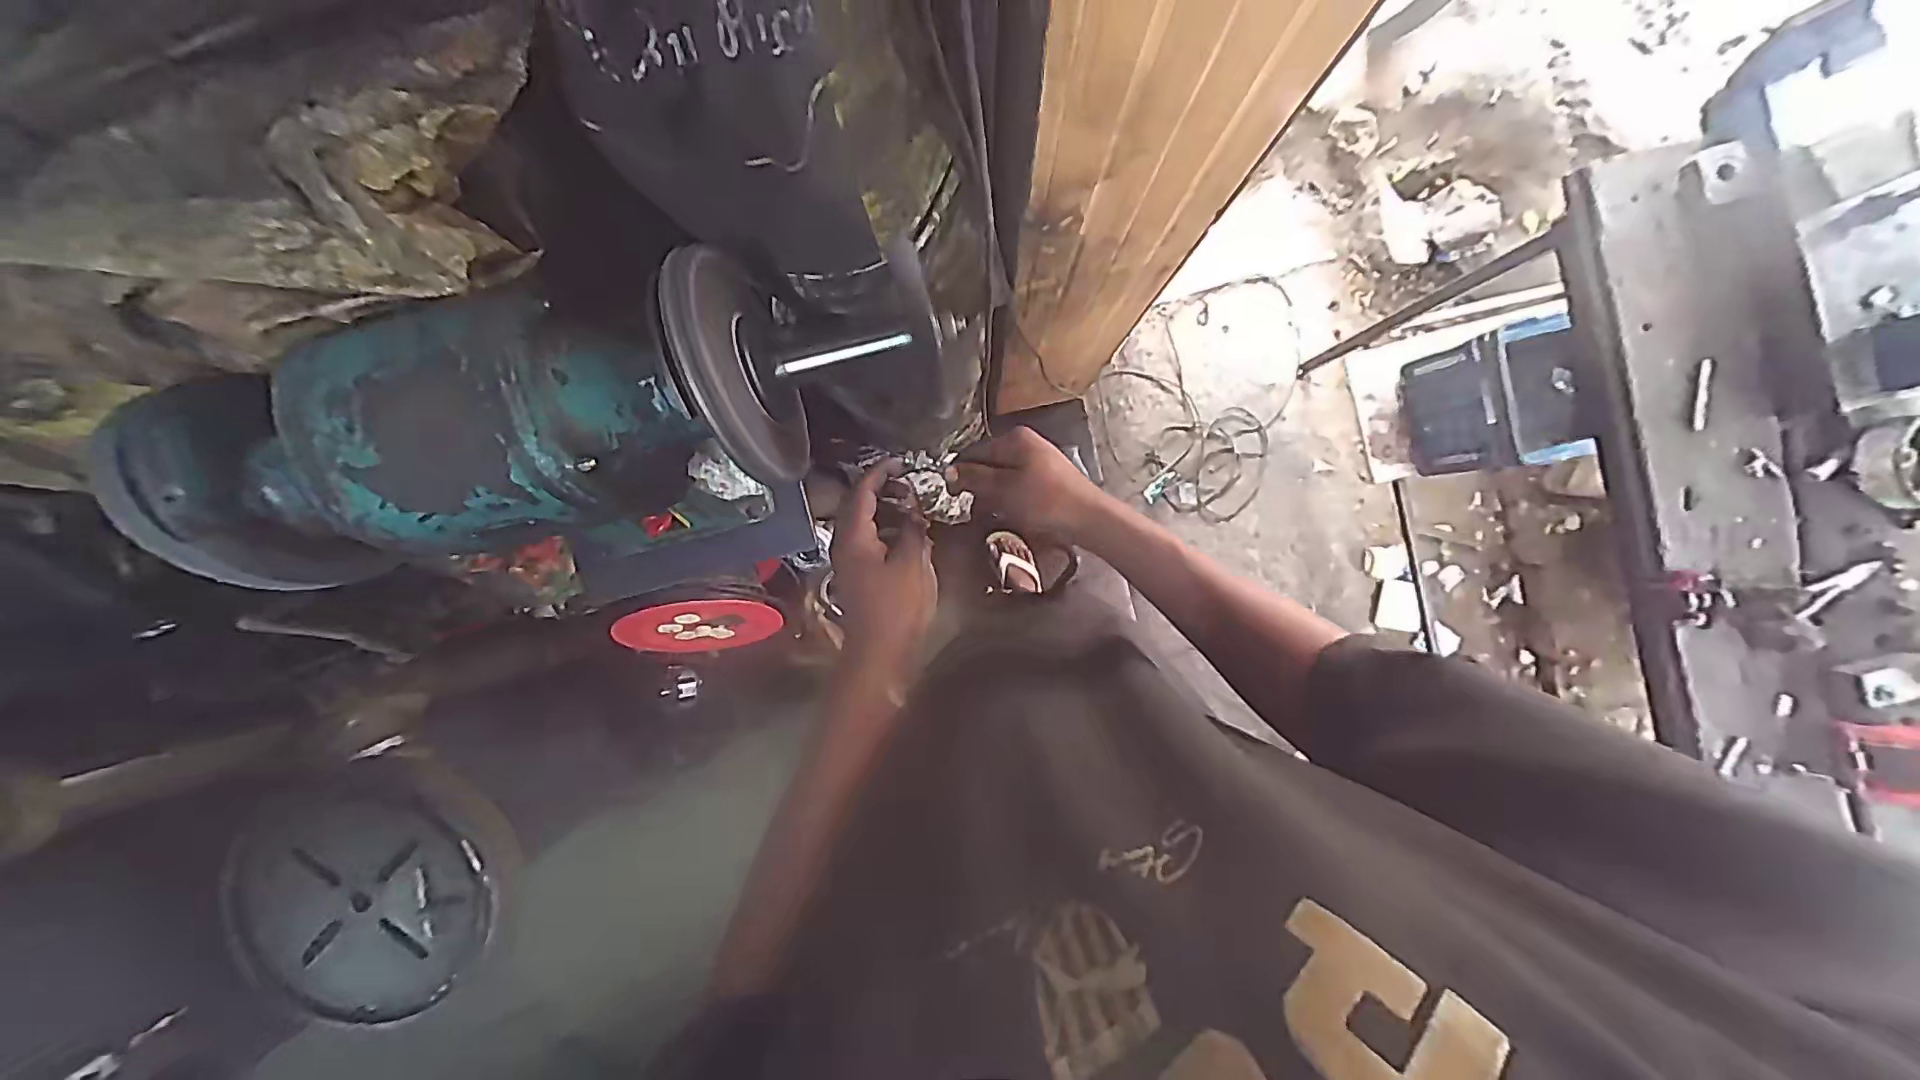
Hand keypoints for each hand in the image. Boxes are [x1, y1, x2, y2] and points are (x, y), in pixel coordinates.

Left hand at [830, 462, 937, 673]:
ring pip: (865, 526)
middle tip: (910, 484)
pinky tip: (909, 536)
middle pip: (858, 507)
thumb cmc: (896, 608)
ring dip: (886, 511)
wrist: (881, 654)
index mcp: (854, 538)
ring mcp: (850, 563)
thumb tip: (913, 512)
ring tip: (913, 507)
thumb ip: (913, 530)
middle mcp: (845, 546)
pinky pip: (870, 542)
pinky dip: (887, 531)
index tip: (899, 461)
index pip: (862, 493)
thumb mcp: (912, 563)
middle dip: (883, 491)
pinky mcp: (859, 577)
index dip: (879, 473)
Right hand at [951, 427, 1114, 545]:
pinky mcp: (1048, 480)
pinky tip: (1013, 515)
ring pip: (1004, 477)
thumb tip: (949, 471)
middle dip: (979, 488)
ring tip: (994, 516)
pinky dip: (1011, 500)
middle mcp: (1028, 444)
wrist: (1087, 518)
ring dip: (994, 497)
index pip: (974, 452)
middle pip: (989, 464)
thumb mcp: (1002, 489)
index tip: (953, 496)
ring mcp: (1039, 461)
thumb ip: (974, 478)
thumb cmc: (1045, 500)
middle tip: (974, 510)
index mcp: (1015, 438)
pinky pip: (1019, 486)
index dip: (961, 474)